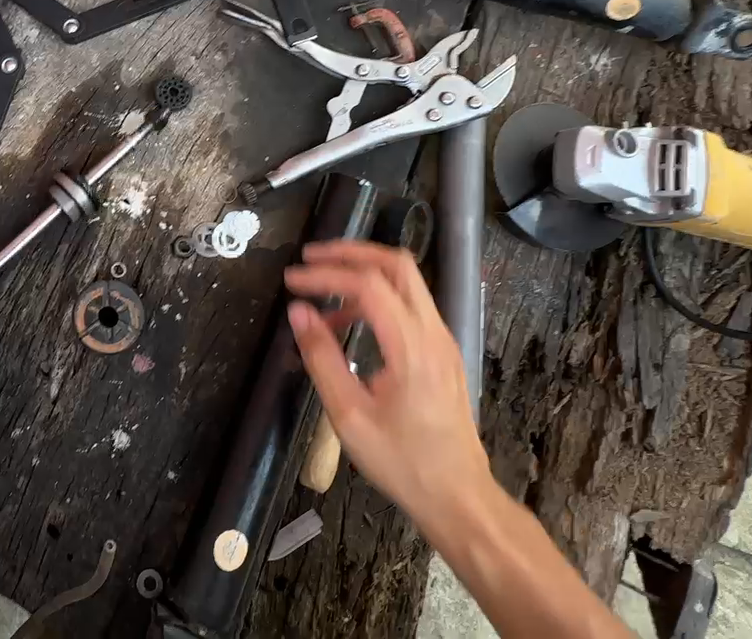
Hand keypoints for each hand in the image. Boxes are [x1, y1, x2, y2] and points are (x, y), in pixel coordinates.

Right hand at [285, 240, 491, 533]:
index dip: (325, 274)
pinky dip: (375, 298)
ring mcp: (443, 341)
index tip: (291, 281)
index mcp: (412, 348)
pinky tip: (346, 323)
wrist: (460, 499)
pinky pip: (408, 305)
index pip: (368, 285)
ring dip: (361, 274)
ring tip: (321, 293)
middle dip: (350, 253)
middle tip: (310, 258)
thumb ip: (322, 357)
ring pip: (405, 281)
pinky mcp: (442, 352)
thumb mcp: (348, 415)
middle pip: (397, 265)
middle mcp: (434, 334)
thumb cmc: (402, 462)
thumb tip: (298, 312)